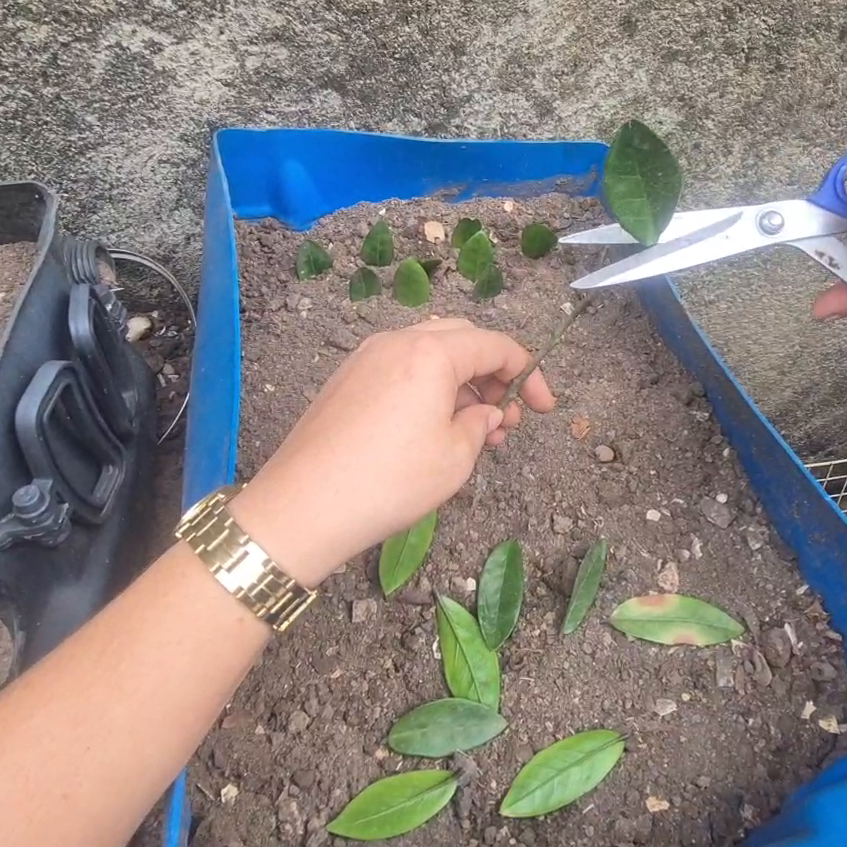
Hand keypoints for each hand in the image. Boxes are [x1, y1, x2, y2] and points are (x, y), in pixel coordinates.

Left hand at [225, 319, 555, 584]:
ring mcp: (366, 357)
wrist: (303, 506)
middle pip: (463, 339)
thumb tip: (483, 412)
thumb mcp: (456, 456)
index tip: (543, 409)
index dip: (529, 374)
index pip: (496, 345)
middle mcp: (397, 341)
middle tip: (505, 416)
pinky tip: (433, 427)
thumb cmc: (390, 481)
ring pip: (431, 353)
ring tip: (473, 430)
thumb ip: (481, 422)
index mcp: (431, 352)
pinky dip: (429, 387)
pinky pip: (402, 367)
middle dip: (494, 374)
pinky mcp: (346, 379)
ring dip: (461, 383)